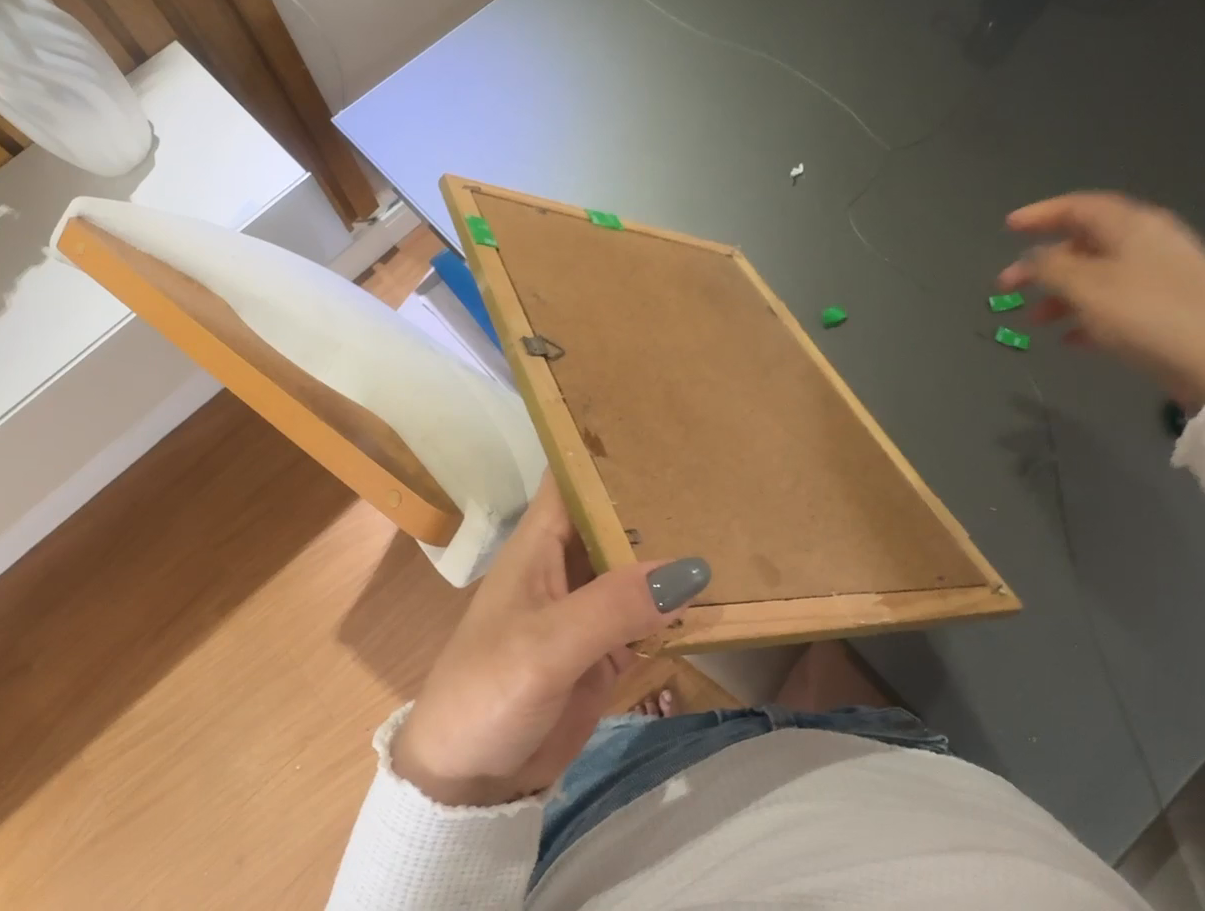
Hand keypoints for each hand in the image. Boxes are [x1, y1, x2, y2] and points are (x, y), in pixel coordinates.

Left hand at [392, 477, 711, 806]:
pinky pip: (647, 619)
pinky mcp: (603, 653)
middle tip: (727, 473)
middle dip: (658, 498)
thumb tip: (692, 567)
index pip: (571, 477)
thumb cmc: (487, 693)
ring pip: (634, 567)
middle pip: (613, 518)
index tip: (664, 425)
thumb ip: (614, 607)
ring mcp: (586, 611)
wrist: (468, 778)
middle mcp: (564, 567)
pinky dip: (677, 608)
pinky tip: (720, 594)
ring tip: (736, 522)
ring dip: (673, 552)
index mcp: (537, 545)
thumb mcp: (546, 646)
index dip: (607, 447)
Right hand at [997, 192, 1204, 411]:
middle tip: (1007, 287)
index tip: (1007, 228)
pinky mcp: (1170, 310)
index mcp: (1130, 227)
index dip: (1040, 214)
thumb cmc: (1148, 313)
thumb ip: (1049, 266)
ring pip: (1098, 276)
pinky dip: (1087, 316)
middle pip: (1085, 243)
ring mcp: (1163, 277)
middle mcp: (1148, 243)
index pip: (1078, 207)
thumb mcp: (1085, 286)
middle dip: (1042, 264)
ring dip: (1060, 295)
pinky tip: (1070, 340)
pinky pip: (1117, 304)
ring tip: (1035, 322)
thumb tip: (1032, 257)